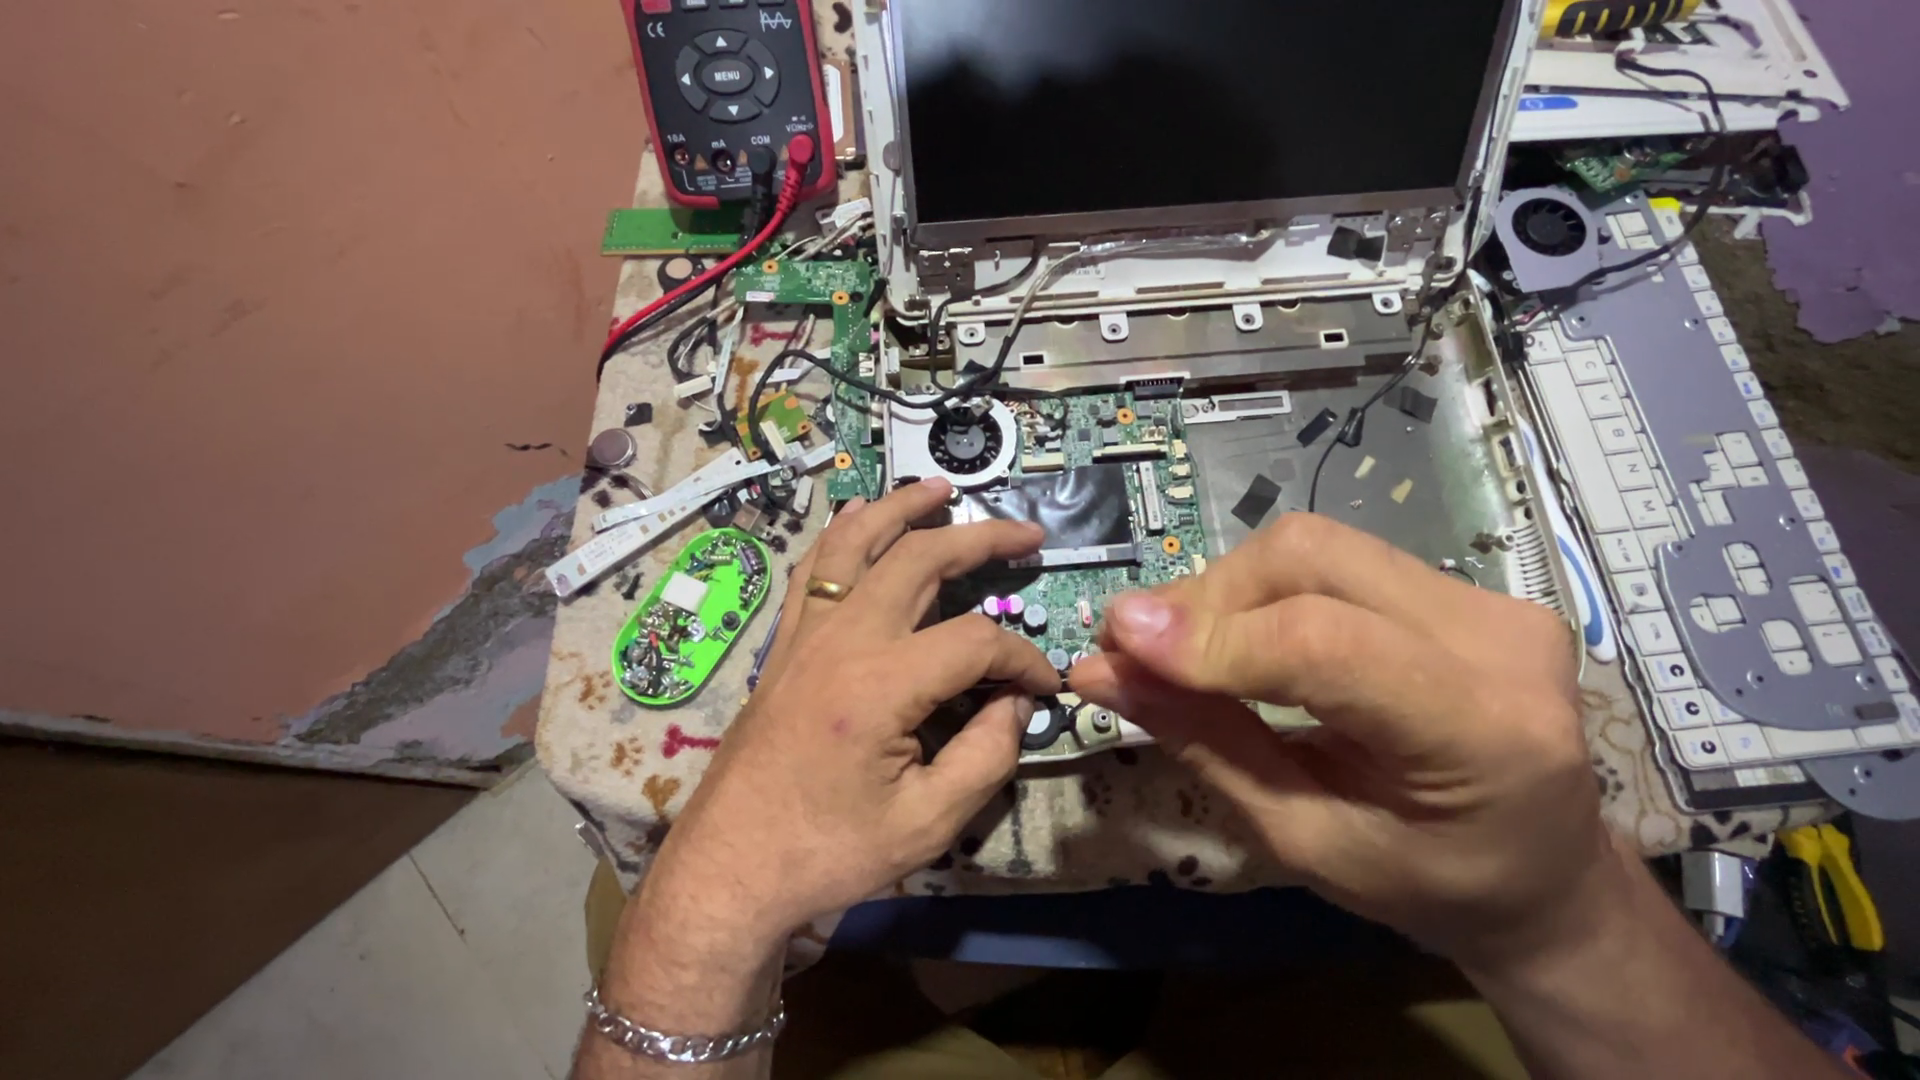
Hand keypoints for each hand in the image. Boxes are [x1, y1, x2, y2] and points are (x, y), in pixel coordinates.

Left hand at [642, 479, 1060, 949]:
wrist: (729, 868)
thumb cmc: (827, 853)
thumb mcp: (926, 823)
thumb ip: (986, 755)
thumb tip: (1015, 702)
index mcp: (881, 685)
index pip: (975, 641)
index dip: (1023, 658)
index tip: (1045, 687)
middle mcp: (842, 640)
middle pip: (919, 560)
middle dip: (981, 540)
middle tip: (1028, 535)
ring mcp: (805, 634)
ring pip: (856, 543)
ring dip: (902, 509)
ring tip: (940, 488)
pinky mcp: (784, 644)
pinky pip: (813, 570)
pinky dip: (843, 535)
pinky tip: (860, 519)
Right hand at [1070, 513, 1618, 968]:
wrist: (1545, 874)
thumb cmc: (1428, 885)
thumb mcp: (1304, 839)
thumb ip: (1204, 744)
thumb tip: (1102, 674)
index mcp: (1482, 732)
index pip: (1326, 644)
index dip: (1211, 637)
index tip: (1115, 646)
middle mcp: (1497, 637)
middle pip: (1310, 558)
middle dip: (1205, 598)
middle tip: (1136, 650)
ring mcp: (1487, 599)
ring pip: (1312, 546)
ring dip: (1222, 590)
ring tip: (1176, 647)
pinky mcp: (1461, 586)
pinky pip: (1331, 560)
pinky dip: (1258, 591)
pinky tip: (1234, 636)